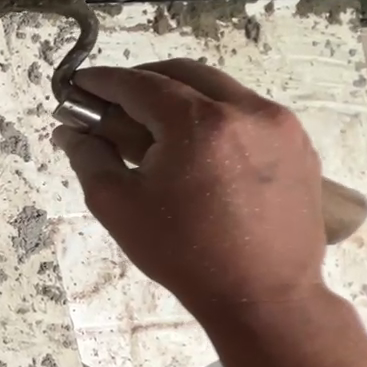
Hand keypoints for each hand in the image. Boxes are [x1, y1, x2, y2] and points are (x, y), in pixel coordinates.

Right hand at [50, 60, 328, 317]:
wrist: (262, 292)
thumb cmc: (179, 249)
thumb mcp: (115, 202)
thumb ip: (87, 156)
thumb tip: (68, 131)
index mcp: (199, 124)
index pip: (139, 84)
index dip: (101, 81)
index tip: (76, 84)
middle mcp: (247, 111)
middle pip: (183, 73)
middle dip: (140, 81)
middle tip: (108, 104)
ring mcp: (281, 126)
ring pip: (218, 89)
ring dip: (176, 97)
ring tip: (147, 130)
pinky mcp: (298, 145)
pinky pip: (245, 112)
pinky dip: (209, 116)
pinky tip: (187, 149)